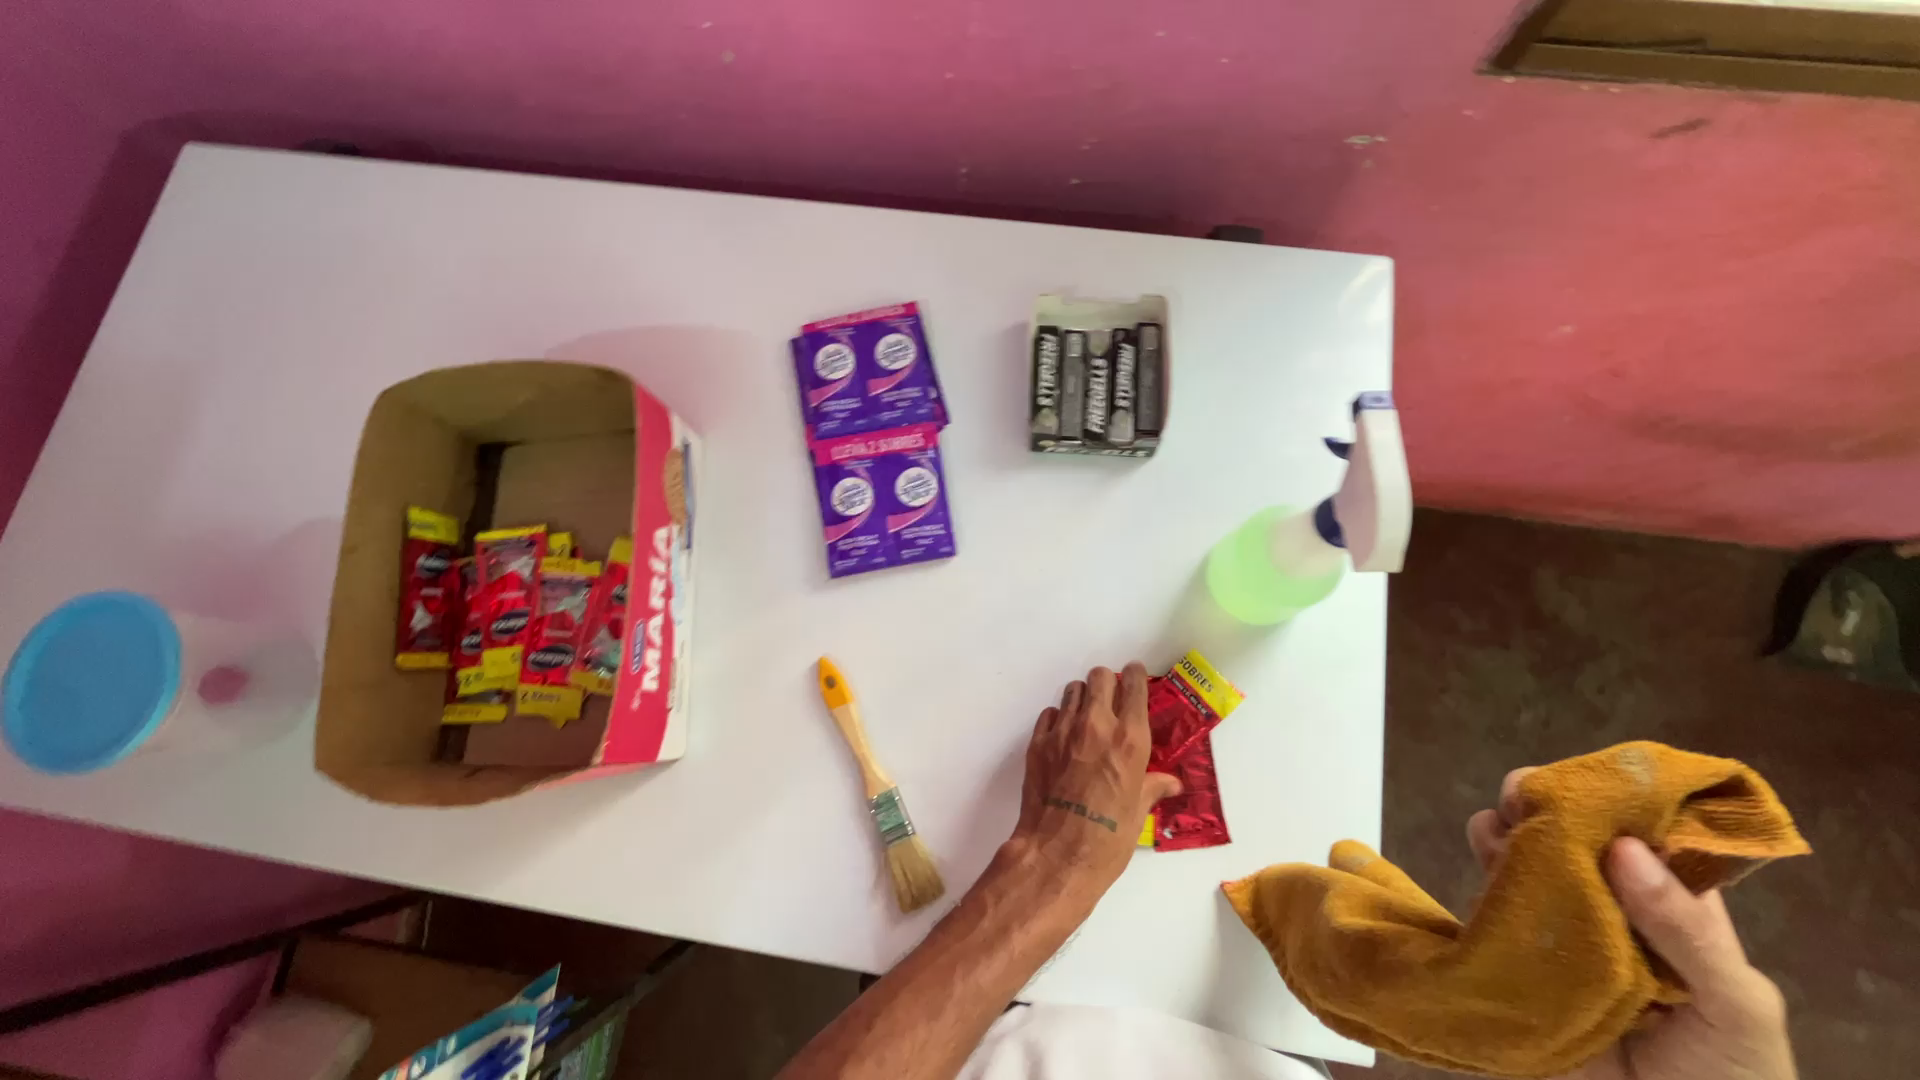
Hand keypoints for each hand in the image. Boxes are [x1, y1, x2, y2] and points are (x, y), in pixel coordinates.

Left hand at [1001, 664, 1180, 906]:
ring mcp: (1063, 731)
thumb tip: (1170, 782)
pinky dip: (1058, 719)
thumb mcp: (1139, 812)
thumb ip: (1152, 787)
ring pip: (1073, 691)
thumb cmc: (1109, 838)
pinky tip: (1063, 737)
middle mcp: (1096, 725)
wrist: (1058, 853)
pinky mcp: (1037, 742)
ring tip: (1086, 717)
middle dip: (1107, 682)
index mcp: (1129, 739)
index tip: (1134, 675)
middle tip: (1110, 698)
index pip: (1134, 686)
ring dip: (1082, 698)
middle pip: (1100, 677)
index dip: (1135, 676)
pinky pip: (1050, 714)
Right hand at [1467, 769, 1797, 1079]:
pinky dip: (1482, 875)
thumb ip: (1689, 930)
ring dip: (1506, 834)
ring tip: (1494, 826)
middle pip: (1573, 841)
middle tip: (1522, 796)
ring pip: (1526, 863)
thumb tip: (1621, 847)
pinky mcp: (1518, 956)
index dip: (1612, 799)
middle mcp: (1611, 908)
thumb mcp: (1738, 1005)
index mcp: (1671, 908)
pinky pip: (1494, 907)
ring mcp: (1562, 931)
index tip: (1580, 779)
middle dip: (1545, 808)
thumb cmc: (1729, 1075)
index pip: (1642, 835)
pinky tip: (1479, 856)